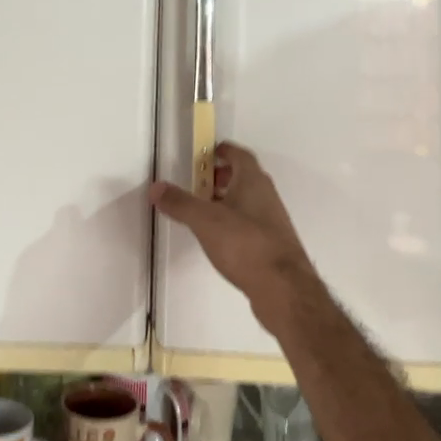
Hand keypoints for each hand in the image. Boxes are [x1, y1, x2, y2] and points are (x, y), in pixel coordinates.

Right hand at [150, 142, 320, 324]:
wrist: (284, 288)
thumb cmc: (244, 244)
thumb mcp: (205, 221)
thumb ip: (180, 203)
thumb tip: (156, 187)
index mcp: (253, 181)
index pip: (240, 155)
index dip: (223, 151)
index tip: (206, 154)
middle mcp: (267, 196)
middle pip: (245, 177)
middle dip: (223, 176)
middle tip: (200, 184)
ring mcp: (273, 221)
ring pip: (249, 201)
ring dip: (229, 200)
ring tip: (205, 212)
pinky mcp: (274, 245)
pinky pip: (252, 223)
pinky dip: (236, 222)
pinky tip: (221, 239)